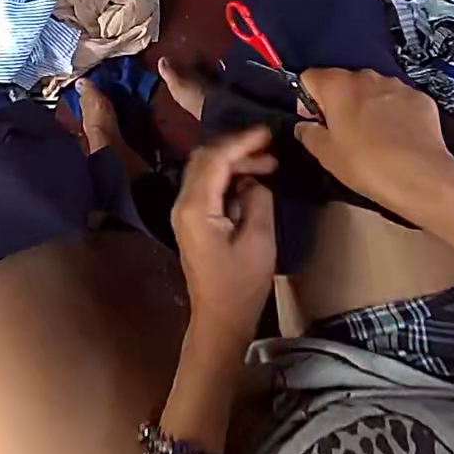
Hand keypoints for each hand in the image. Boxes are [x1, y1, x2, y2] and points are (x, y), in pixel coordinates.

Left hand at [172, 126, 278, 340]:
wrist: (219, 321)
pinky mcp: (193, 219)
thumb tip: (254, 179)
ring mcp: (185, 211)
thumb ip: (258, 198)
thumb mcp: (259, 239)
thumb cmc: (241, 284)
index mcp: (196, 208)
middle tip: (270, 147)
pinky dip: (230, 174)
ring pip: (207, 169)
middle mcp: (183, 204)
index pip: (216, 159)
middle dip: (238, 147)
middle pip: (206, 158)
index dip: (242, 141)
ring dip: (235, 160)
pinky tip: (253, 178)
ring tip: (268, 163)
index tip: (268, 132)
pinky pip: (209, 183)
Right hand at [293, 69, 453, 227]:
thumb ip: (308, 133)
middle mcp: (367, 76)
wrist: (421, 175)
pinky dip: (395, 112)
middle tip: (344, 133)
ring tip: (375, 137)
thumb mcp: (327, 155)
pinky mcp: (420, 97)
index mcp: (338, 85)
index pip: (310, 77)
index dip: (307, 99)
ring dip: (368, 105)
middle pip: (344, 81)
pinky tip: (399, 137)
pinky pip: (399, 100)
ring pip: (373, 89)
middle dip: (340, 101)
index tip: (316, 123)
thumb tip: (304, 124)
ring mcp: (397, 84)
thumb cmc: (365, 164)